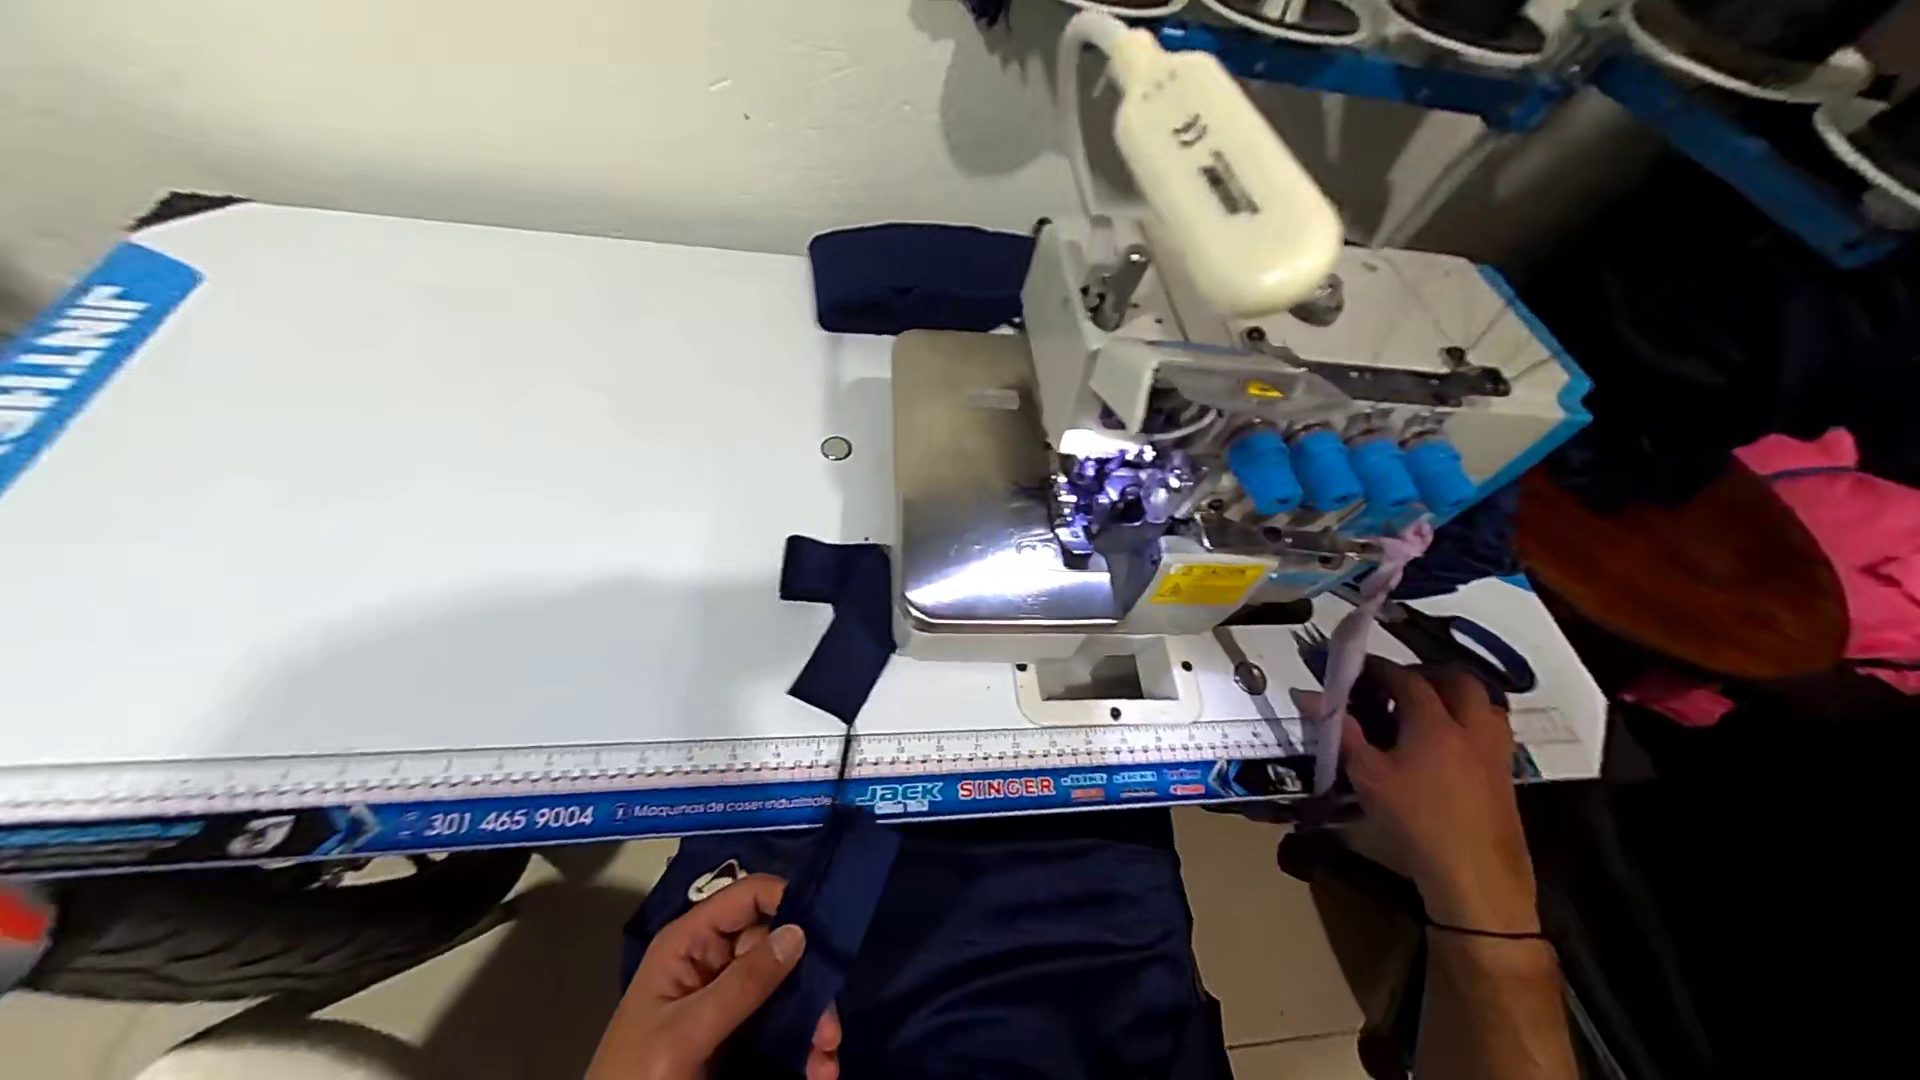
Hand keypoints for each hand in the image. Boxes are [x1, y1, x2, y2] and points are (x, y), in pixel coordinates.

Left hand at [585, 874, 840, 1079]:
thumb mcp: (684, 1035)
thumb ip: (741, 984)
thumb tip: (799, 931)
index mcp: (691, 942)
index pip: (748, 896)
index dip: (788, 902)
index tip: (827, 932)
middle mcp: (713, 959)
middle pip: (776, 944)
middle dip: (809, 981)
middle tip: (830, 1028)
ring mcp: (725, 996)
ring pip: (786, 986)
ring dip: (813, 1019)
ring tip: (828, 1055)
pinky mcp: (737, 1032)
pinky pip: (780, 1023)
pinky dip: (804, 1043)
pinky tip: (818, 1067)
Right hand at [1338, 660, 1539, 934]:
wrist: (1475, 878)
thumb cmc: (1414, 822)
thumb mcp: (1367, 776)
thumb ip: (1341, 731)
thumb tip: (1309, 697)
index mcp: (1435, 725)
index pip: (1408, 680)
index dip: (1382, 668)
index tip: (1360, 668)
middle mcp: (1471, 730)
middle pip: (1458, 681)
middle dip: (1426, 673)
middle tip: (1397, 684)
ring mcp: (1495, 753)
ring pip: (1484, 703)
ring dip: (1455, 695)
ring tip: (1426, 708)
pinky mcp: (1506, 776)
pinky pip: (1492, 730)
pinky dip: (1470, 720)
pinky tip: (1447, 743)